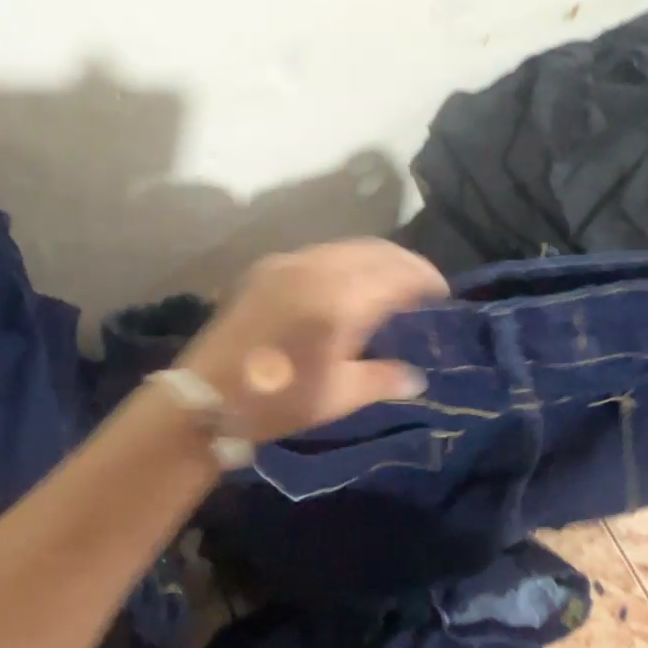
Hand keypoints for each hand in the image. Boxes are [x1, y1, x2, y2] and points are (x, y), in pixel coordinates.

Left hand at [174, 238, 449, 442]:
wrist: (204, 396)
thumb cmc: (276, 399)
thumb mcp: (338, 395)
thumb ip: (383, 378)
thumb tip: (416, 376)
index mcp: (340, 296)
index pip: (398, 272)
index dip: (426, 280)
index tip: (443, 297)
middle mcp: (316, 267)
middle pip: (374, 250)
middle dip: (403, 265)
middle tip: (421, 290)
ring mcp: (286, 263)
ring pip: (345, 248)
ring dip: (373, 261)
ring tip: (387, 288)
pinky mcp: (265, 270)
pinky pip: (317, 255)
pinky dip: (342, 263)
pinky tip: (346, 288)